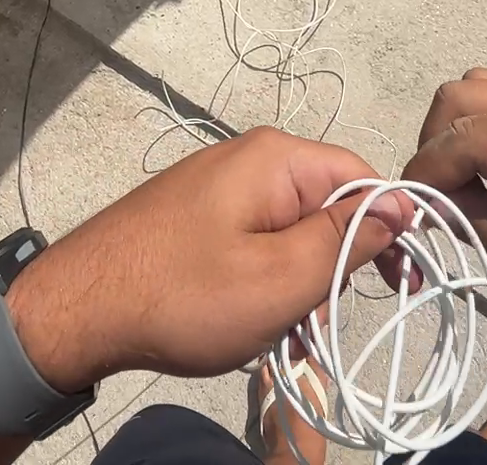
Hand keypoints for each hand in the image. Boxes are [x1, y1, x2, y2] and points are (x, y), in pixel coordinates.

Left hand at [4, 127, 412, 389]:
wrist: (81, 305)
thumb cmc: (184, 293)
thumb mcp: (280, 278)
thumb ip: (345, 241)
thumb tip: (398, 207)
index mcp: (276, 159)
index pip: (361, 176)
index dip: (392, 225)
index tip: (405, 283)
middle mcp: (251, 158)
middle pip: (327, 200)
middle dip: (341, 259)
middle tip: (337, 315)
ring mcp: (221, 183)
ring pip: (293, 225)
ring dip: (304, 276)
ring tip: (290, 329)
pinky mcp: (201, 210)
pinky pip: (258, 235)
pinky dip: (270, 275)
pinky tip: (259, 316)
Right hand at [402, 69, 486, 350]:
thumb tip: (436, 203)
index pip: (474, 135)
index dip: (430, 171)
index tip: (417, 216)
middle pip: (465, 94)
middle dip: (432, 144)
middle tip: (438, 202)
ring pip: (478, 85)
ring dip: (452, 130)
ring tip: (460, 186)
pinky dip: (477, 124)